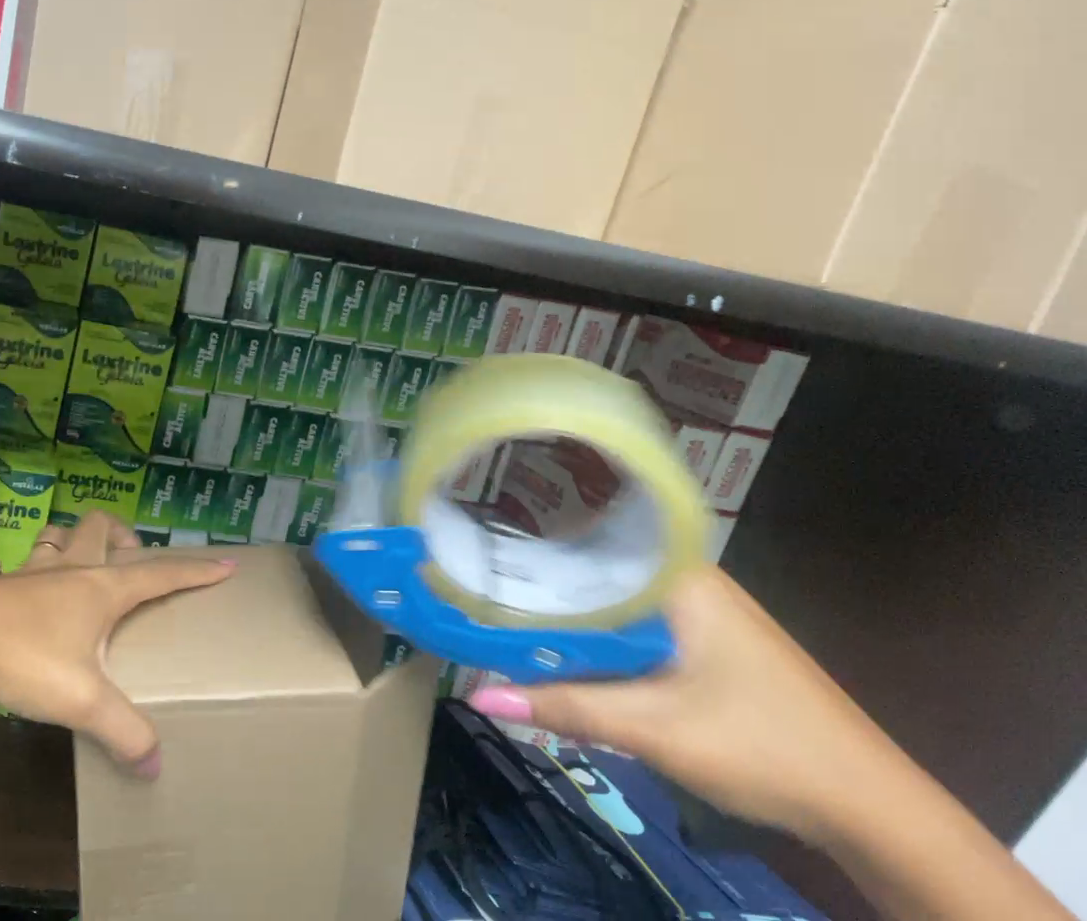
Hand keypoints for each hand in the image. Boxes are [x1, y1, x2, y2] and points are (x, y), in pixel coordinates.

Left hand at [0, 513, 233, 778]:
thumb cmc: (24, 657)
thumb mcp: (82, 700)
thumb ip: (123, 731)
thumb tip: (156, 766)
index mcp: (102, 589)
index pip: (161, 574)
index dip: (195, 572)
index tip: (225, 564)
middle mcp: (70, 571)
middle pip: (101, 530)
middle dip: (125, 535)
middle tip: (135, 557)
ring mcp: (32, 574)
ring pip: (60, 537)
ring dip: (78, 541)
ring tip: (87, 565)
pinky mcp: (1, 588)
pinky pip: (32, 565)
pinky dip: (45, 570)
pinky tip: (38, 599)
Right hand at [466, 565, 899, 842]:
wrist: (873, 810)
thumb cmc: (764, 747)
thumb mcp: (654, 728)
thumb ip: (565, 707)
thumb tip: (478, 698)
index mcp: (683, 580)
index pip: (593, 539)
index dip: (534, 544)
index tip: (479, 552)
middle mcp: (692, 585)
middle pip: (599, 575)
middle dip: (542, 589)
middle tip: (476, 593)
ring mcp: (704, 618)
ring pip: (615, 608)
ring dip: (570, 622)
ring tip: (501, 620)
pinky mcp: (709, 650)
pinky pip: (635, 632)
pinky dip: (598, 644)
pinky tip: (563, 658)